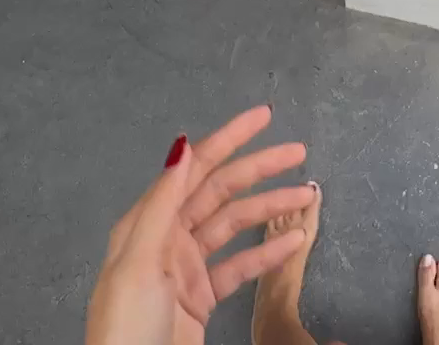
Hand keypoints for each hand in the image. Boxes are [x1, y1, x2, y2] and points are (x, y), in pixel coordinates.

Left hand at [86, 106, 316, 344]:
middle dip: (261, 168)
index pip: (196, 166)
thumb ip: (162, 203)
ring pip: (235, 224)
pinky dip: (267, 251)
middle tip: (300, 152)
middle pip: (221, 190)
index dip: (230, 138)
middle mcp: (167, 236)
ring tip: (308, 197)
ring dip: (271, 208)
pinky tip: (295, 241)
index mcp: (148, 222)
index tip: (264, 116)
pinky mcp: (201, 297)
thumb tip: (182, 143)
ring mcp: (185, 267)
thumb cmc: (130, 326)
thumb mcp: (139, 262)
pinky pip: (240, 264)